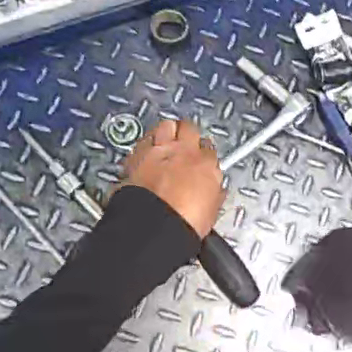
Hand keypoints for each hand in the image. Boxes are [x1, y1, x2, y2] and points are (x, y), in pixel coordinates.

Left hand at [116, 118, 224, 237]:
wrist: (153, 226)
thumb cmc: (181, 222)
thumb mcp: (210, 213)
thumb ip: (213, 194)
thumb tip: (215, 192)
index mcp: (205, 164)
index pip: (209, 148)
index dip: (204, 155)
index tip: (202, 160)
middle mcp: (182, 152)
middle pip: (189, 127)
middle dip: (188, 133)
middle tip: (186, 143)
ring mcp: (157, 151)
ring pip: (166, 125)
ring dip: (168, 131)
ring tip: (166, 140)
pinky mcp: (136, 157)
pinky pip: (143, 140)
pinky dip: (147, 144)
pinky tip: (146, 151)